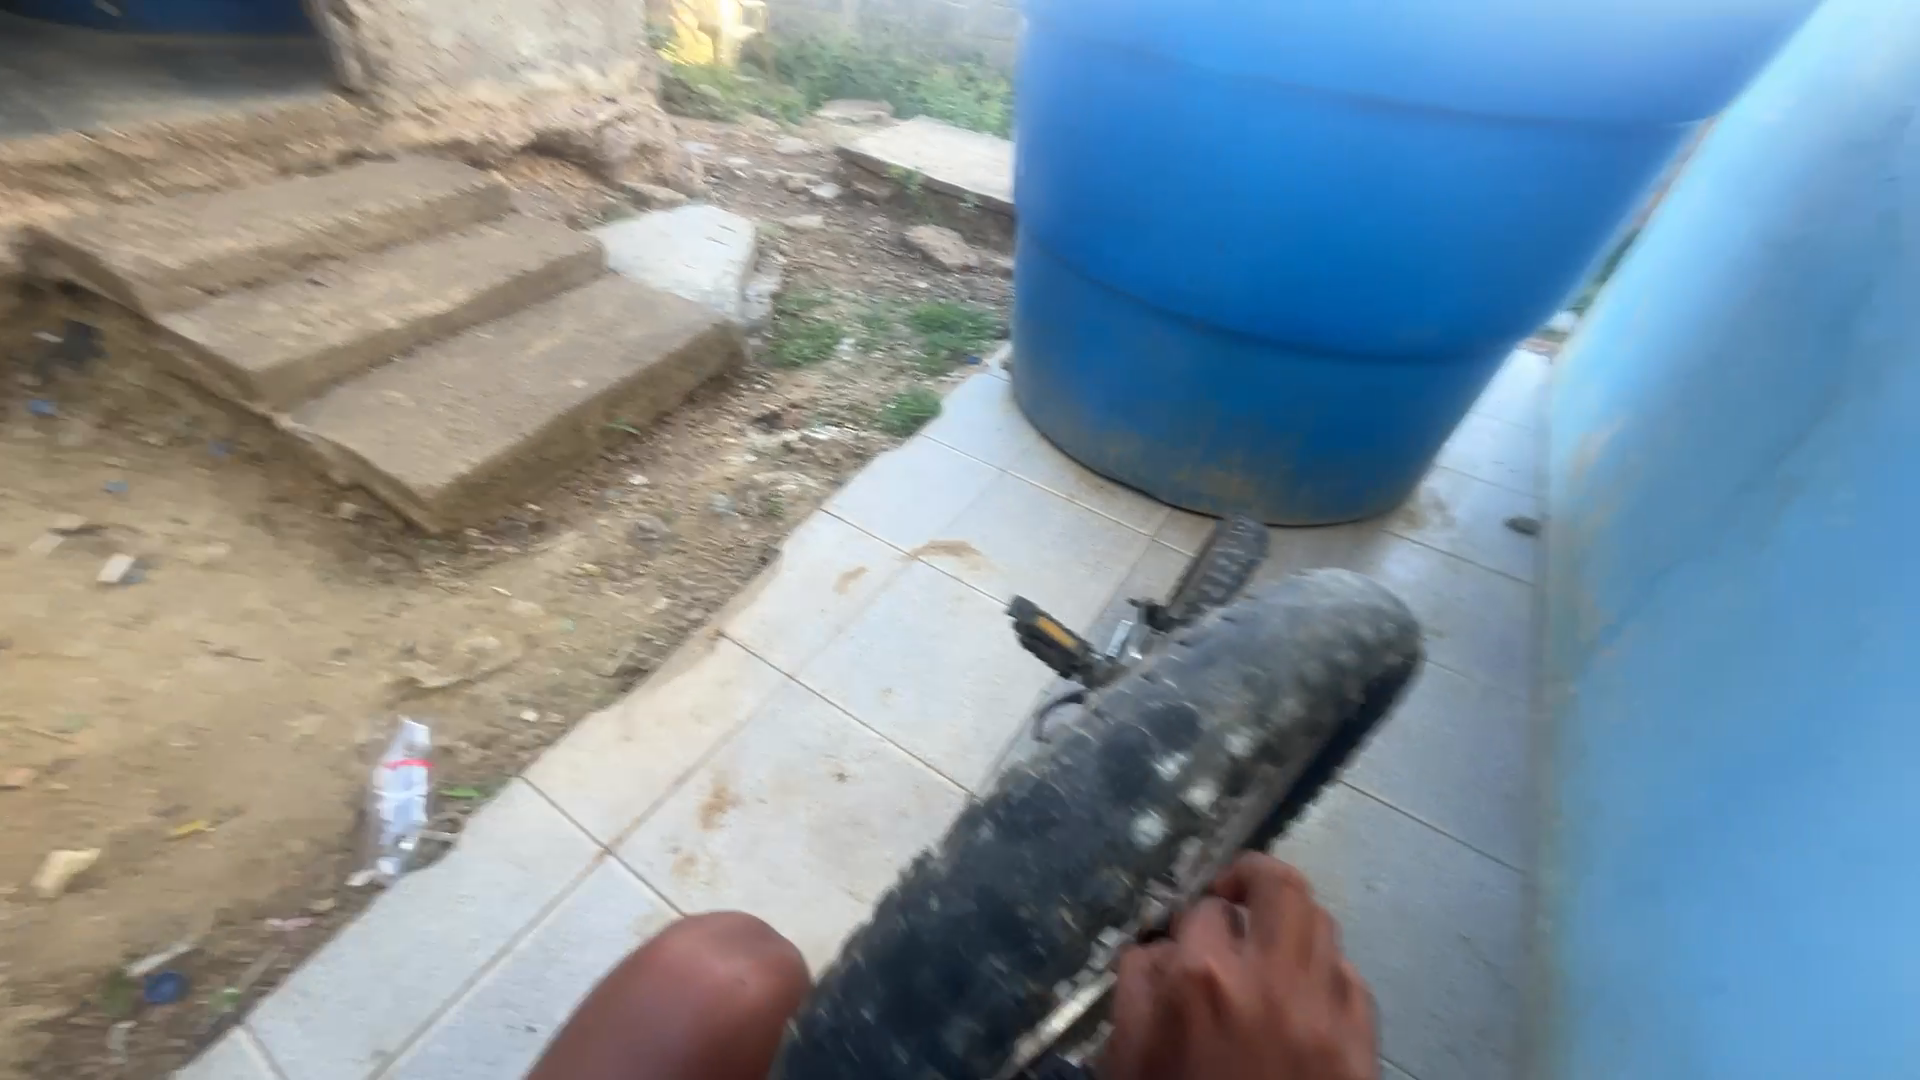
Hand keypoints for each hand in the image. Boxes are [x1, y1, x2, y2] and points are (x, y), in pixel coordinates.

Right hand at [1101, 854, 1377, 1079]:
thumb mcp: (1129, 1055)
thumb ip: (1137, 982)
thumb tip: (1161, 944)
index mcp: (1203, 981)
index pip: (1201, 908)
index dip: (1190, 918)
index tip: (1185, 937)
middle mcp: (1270, 981)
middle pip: (1280, 883)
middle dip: (1251, 874)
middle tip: (1231, 895)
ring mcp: (1326, 1015)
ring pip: (1322, 922)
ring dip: (1287, 923)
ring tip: (1266, 945)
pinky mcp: (1363, 1051)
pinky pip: (1353, 980)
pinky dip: (1325, 973)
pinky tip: (1303, 994)